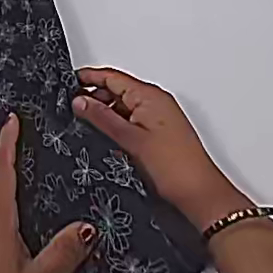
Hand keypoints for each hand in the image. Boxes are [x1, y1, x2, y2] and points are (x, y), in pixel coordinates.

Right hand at [72, 68, 248, 227]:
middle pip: (118, 89)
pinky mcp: (159, 132)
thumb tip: (80, 100)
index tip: (70, 81)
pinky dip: (117, 123)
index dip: (90, 77)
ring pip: (124, 105)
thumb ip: (102, 117)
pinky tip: (106, 136)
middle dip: (95, 95)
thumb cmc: (175, 167)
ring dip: (106, 111)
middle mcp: (156, 101)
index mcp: (149, 95)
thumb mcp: (131, 139)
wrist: (201, 196)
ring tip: (85, 122)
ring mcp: (159, 117)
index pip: (113, 77)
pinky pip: (132, 119)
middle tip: (73, 106)